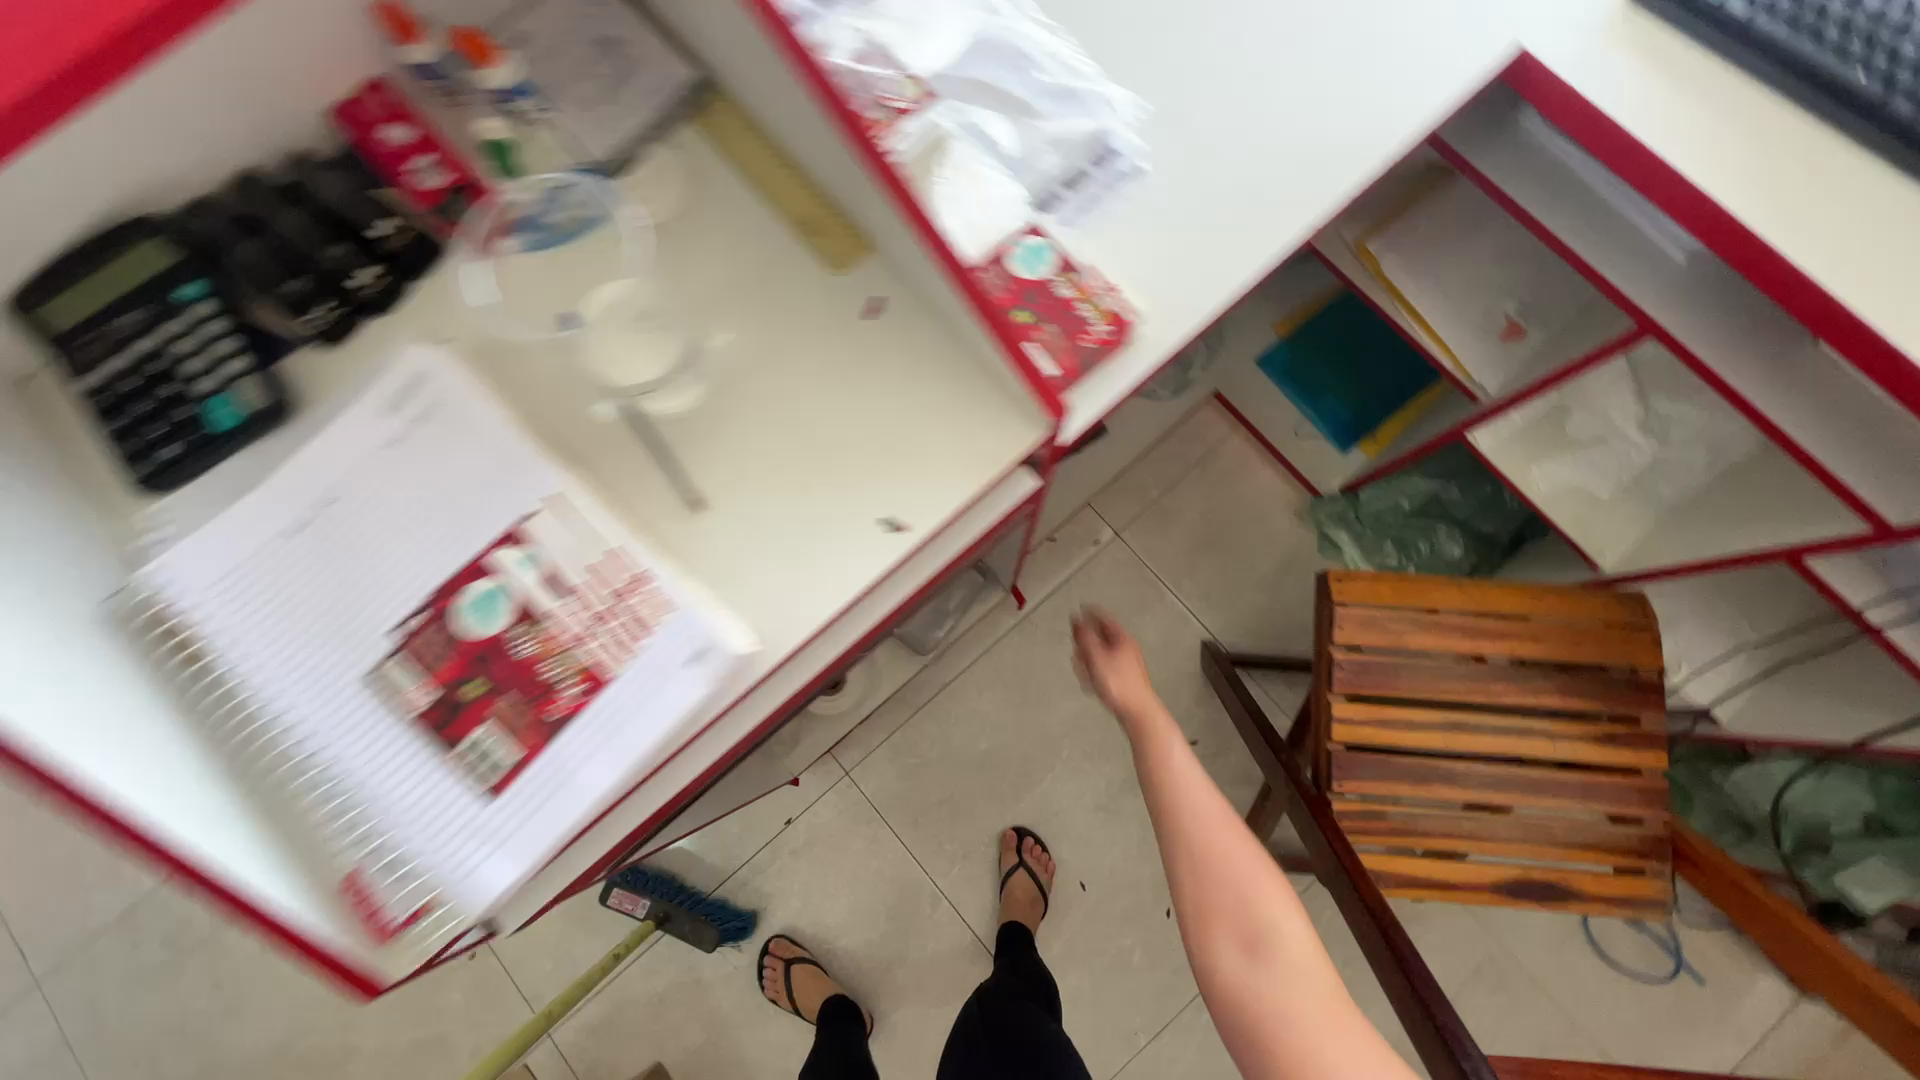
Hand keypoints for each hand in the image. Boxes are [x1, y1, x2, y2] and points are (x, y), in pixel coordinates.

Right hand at [1071, 607, 1160, 723]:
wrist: (1137, 710)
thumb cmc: (1117, 682)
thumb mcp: (1096, 657)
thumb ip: (1084, 637)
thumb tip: (1076, 619)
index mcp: (1120, 638)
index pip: (1102, 618)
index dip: (1088, 613)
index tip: (1076, 611)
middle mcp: (1125, 647)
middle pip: (1099, 637)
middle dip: (1085, 645)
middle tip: (1078, 653)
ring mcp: (1125, 662)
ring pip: (1099, 654)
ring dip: (1088, 661)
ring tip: (1084, 673)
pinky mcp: (1123, 676)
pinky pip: (1103, 668)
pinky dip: (1095, 672)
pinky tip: (1092, 683)